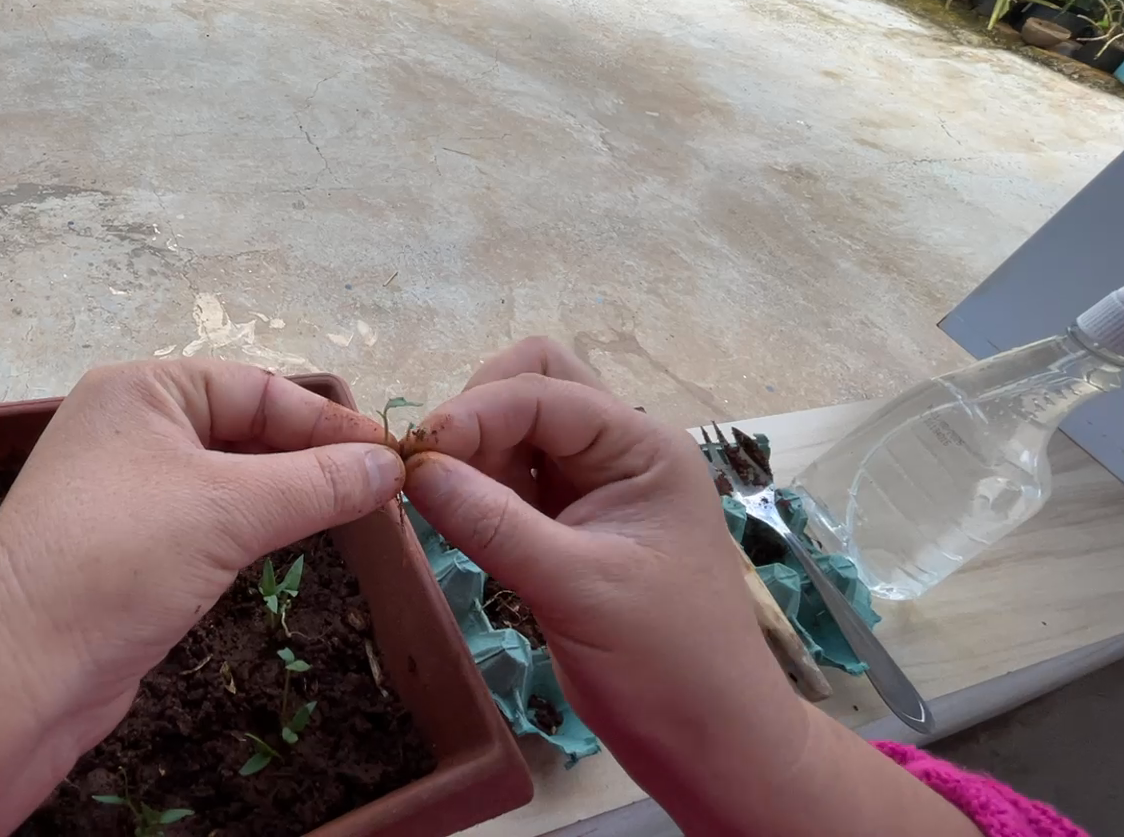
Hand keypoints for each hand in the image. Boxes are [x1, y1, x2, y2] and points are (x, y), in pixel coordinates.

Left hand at [0, 360, 405, 836]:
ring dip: (291, 492)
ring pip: (232, 476)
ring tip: (357, 511)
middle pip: (246, 428)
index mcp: (144, 388)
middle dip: (313, 456)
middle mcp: (134, 426)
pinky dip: (258, 524)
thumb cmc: (117, 559)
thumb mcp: (228, 508)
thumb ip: (317, 481)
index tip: (390, 453)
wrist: (10, 678)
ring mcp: (131, 486)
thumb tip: (390, 464)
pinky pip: (212, 517)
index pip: (257, 388)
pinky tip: (297, 537)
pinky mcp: (133, 543)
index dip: (327, 419)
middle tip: (383, 487)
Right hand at [400, 339, 805, 827]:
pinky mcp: (560, 514)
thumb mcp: (579, 590)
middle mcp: (614, 447)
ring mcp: (587, 479)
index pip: (544, 393)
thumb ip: (493, 524)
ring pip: (513, 421)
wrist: (710, 745)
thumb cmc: (669, 665)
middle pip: (534, 379)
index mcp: (641, 447)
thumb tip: (414, 469)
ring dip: (470, 446)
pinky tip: (456, 512)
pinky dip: (471, 479)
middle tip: (436, 462)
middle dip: (478, 408)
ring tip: (442, 495)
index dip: (476, 411)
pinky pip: (504, 469)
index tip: (417, 452)